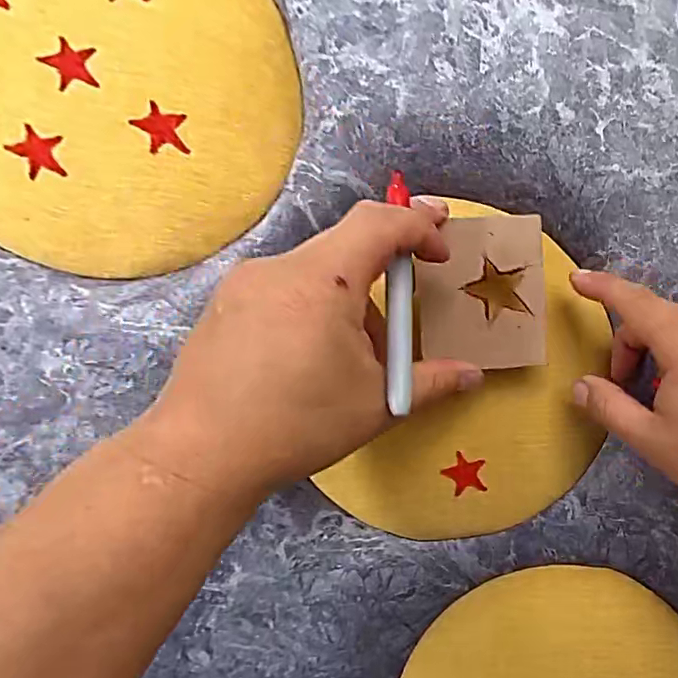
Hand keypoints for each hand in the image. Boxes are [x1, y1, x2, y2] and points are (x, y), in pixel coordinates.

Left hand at [127, 200, 482, 500]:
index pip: (379, 223)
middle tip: (399, 331)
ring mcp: (246, 285)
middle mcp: (280, 268)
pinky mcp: (225, 306)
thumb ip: (432, 382)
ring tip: (353, 367)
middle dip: (386, 282)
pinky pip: (286, 292)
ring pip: (317, 275)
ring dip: (350, 306)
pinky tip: (311, 365)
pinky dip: (314, 313)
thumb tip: (473, 375)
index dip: (419, 225)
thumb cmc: (299, 424)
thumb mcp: (379, 404)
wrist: (204, 454)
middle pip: (348, 249)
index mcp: (324, 281)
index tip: (441, 245)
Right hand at [568, 270, 677, 515]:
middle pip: (658, 317)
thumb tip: (580, 386)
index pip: (636, 303)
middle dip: (628, 343)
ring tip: (656, 398)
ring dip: (657, 353)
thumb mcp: (651, 439)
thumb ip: (610, 407)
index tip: (578, 280)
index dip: (603, 288)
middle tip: (621, 386)